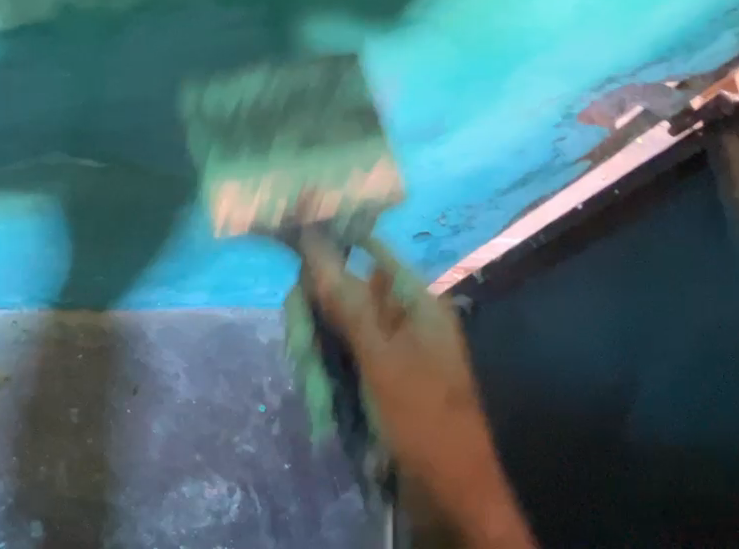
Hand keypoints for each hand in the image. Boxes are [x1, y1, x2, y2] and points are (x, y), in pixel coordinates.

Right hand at [297, 235, 534, 548]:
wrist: (452, 499)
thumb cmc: (424, 422)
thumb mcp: (380, 359)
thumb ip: (345, 300)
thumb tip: (313, 240)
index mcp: (413, 300)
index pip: (364, 248)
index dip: (327, 246)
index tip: (286, 251)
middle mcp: (398, 315)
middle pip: (337, 290)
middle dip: (312, 319)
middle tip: (301, 351)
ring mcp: (385, 346)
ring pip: (329, 325)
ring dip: (314, 353)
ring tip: (316, 391)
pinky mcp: (372, 374)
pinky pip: (335, 356)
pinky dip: (322, 374)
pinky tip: (320, 399)